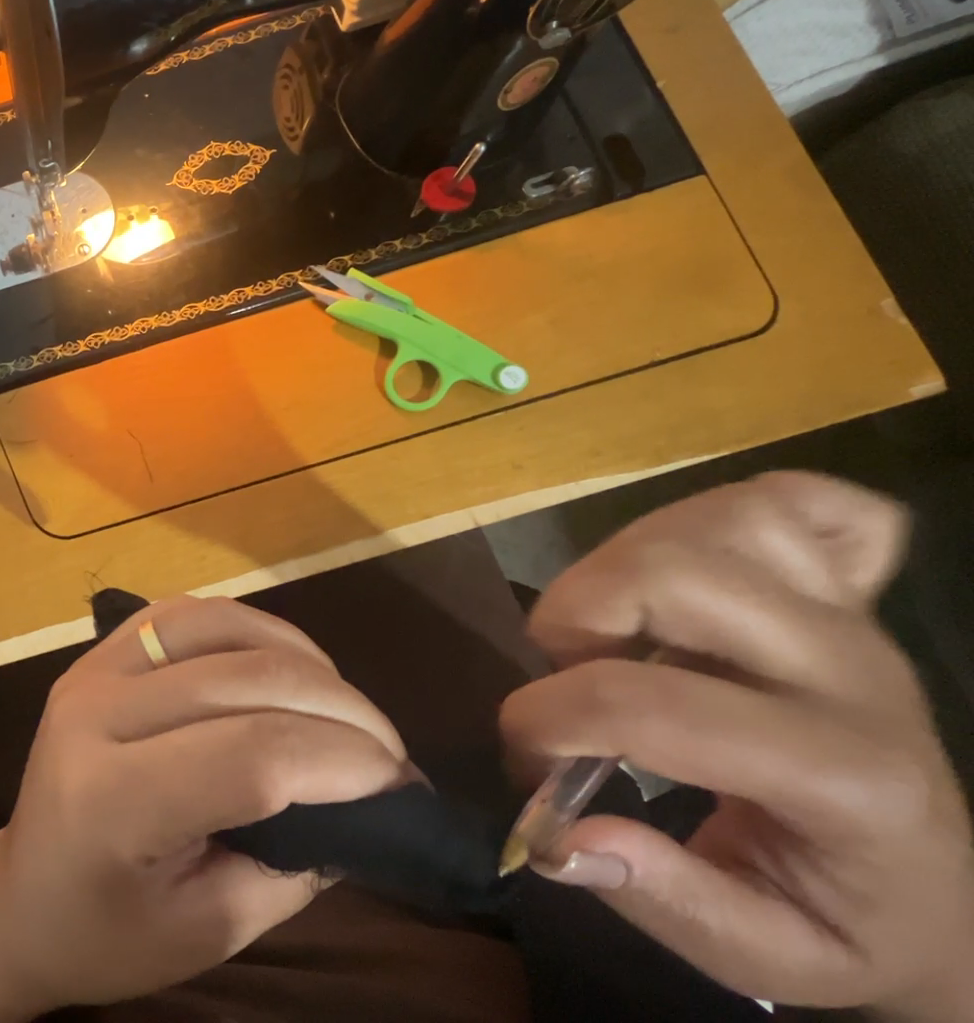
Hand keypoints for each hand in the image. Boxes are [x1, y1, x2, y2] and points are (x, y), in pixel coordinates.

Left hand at [0, 595, 408, 1010]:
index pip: (253, 755)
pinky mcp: (96, 654)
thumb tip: (366, 800)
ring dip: (301, 658)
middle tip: (389, 755)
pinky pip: (186, 614)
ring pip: (220, 627)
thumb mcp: (209, 929)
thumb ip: (292, 863)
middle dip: (342, 711)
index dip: (343, 761)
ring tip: (345, 708)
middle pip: (246, 681)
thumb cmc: (107, 933)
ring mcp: (91, 671)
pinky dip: (250, 628)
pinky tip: (285, 664)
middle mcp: (95, 713)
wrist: (21, 895)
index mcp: (113, 798)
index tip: (400, 784)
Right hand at [500, 472, 973, 1019]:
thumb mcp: (761, 954)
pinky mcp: (852, 589)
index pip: (647, 705)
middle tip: (562, 677)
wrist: (941, 889)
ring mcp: (854, 618)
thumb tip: (554, 832)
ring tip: (610, 628)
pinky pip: (799, 503)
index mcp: (844, 778)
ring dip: (621, 563)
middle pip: (672, 574)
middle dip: (571, 618)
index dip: (545, 722)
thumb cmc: (841, 920)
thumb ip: (663, 899)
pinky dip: (728, 515)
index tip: (526, 766)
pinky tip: (698, 569)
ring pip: (716, 521)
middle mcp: (852, 673)